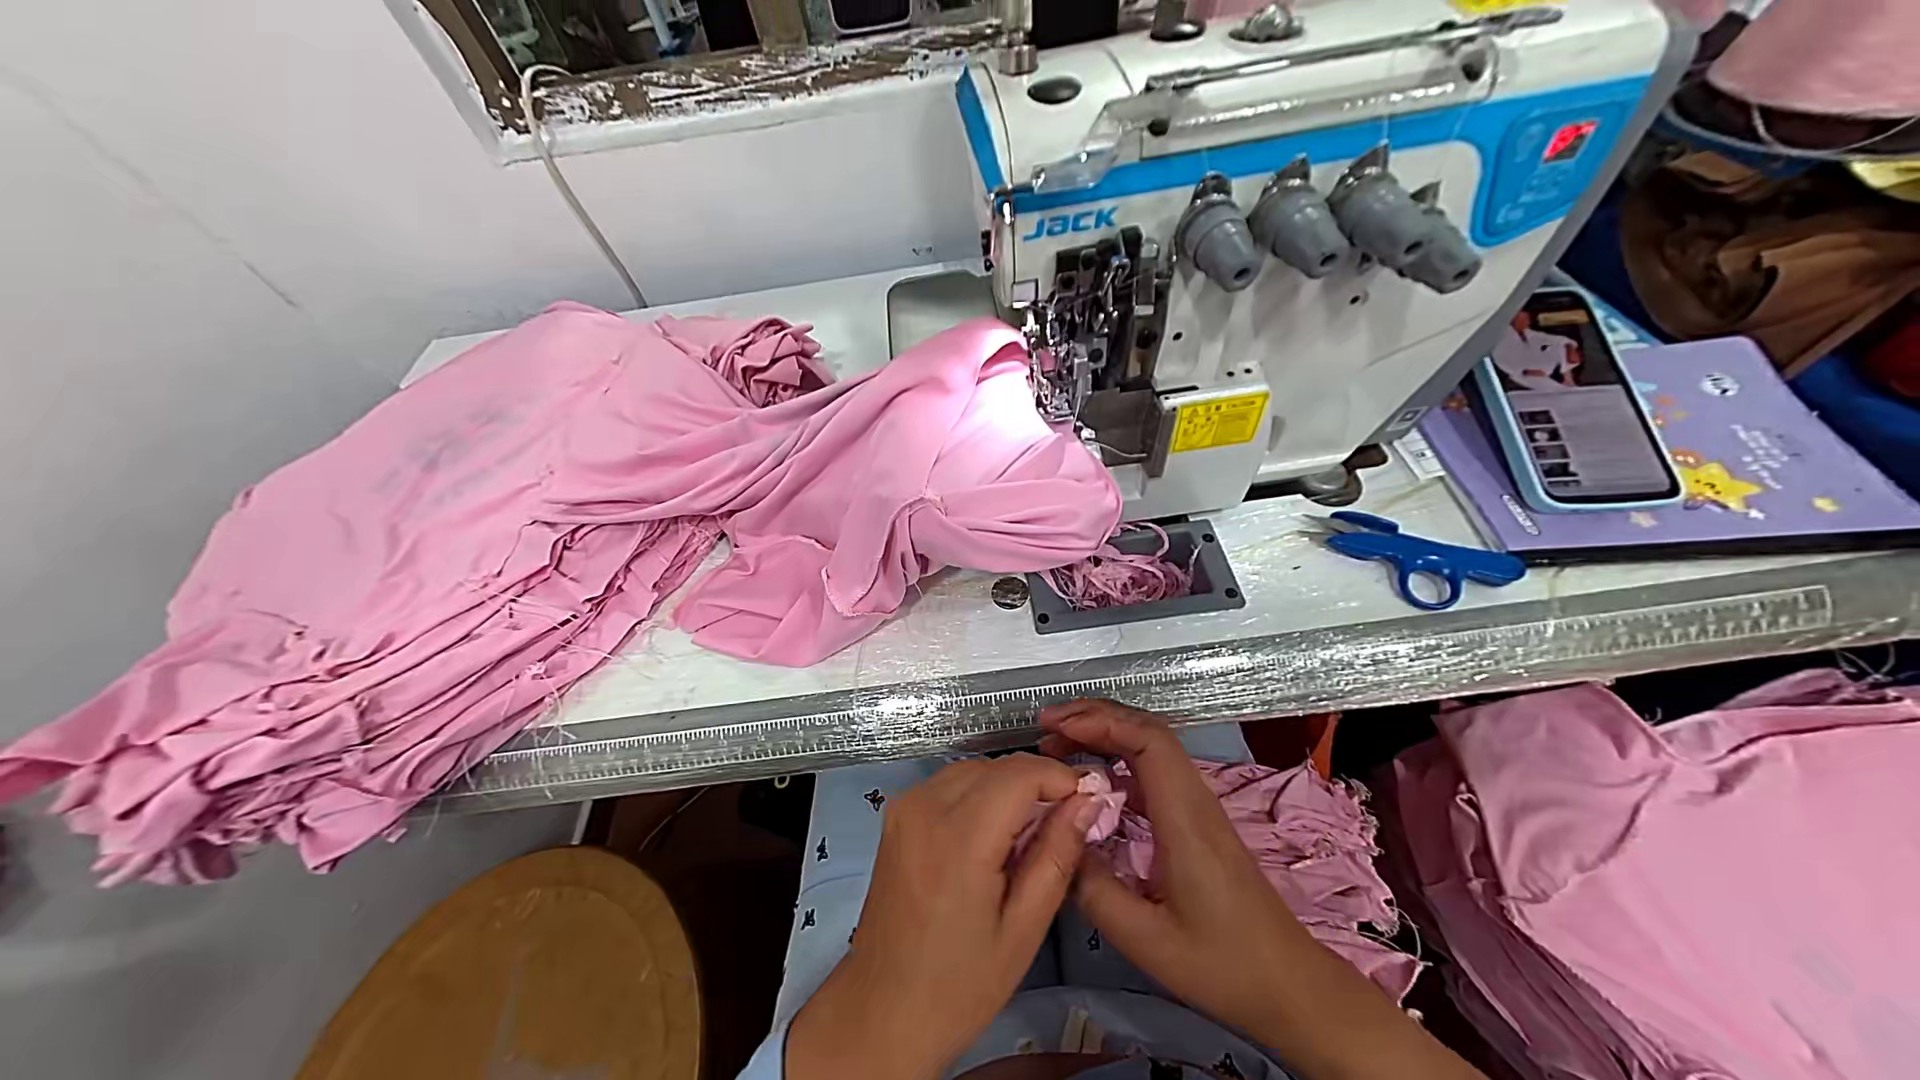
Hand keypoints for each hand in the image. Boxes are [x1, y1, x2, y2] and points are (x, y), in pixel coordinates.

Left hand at [786, 754, 1100, 1079]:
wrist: (881, 1010)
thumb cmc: (958, 985)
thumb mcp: (1024, 929)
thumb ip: (1057, 855)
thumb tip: (1087, 802)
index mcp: (959, 838)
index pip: (1021, 773)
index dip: (1061, 779)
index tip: (1089, 802)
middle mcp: (926, 806)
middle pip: (998, 766)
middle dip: (1039, 783)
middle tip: (1067, 822)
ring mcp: (905, 806)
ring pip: (975, 769)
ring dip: (1010, 786)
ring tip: (1031, 833)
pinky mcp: (896, 815)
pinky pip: (950, 783)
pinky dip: (980, 793)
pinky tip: (993, 833)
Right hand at [1039, 700, 1483, 1079]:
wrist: (1288, 984)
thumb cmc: (1222, 964)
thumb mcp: (1145, 939)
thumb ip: (1094, 889)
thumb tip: (1057, 841)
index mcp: (1185, 818)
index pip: (1147, 740)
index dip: (1099, 721)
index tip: (1055, 728)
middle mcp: (1194, 798)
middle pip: (1147, 729)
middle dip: (1094, 716)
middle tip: (1046, 727)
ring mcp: (1197, 805)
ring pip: (1150, 743)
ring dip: (1104, 732)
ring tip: (1058, 743)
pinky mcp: (1195, 817)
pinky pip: (1153, 766)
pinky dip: (1117, 754)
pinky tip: (1091, 775)